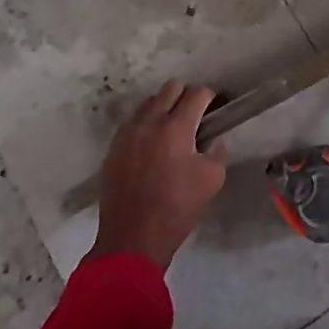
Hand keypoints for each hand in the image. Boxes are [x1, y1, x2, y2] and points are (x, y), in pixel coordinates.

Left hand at [92, 81, 227, 268]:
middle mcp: (149, 124)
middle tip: (196, 114)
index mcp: (176, 128)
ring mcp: (126, 137)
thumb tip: (212, 140)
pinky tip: (153, 144)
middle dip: (186, 95)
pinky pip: (131, 124)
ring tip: (173, 127)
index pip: (197, 93)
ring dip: (163, 107)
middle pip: (169, 89)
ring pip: (147, 104)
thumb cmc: (179, 206)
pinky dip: (145, 125)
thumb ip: (216, 150)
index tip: (217, 108)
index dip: (211, 96)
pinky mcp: (112, 152)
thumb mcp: (213, 177)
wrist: (133, 239)